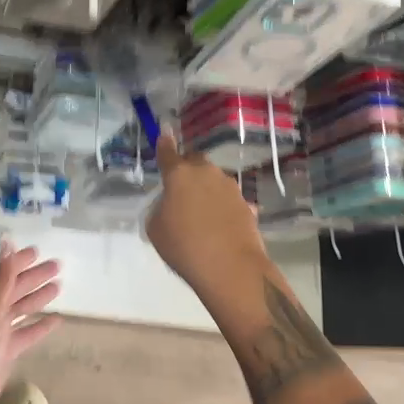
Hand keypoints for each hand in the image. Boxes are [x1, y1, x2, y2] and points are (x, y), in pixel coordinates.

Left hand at [0, 241, 62, 403]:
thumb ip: (2, 277)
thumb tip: (7, 242)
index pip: (2, 273)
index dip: (17, 261)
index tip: (37, 251)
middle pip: (14, 288)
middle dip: (34, 276)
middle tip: (57, 265)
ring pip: (22, 308)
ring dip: (38, 297)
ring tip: (59, 286)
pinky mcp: (7, 350)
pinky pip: (27, 332)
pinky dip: (41, 325)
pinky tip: (57, 319)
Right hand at [149, 136, 269, 293]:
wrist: (231, 268)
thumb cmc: (184, 247)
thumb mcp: (156, 229)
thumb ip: (161, 208)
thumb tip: (172, 204)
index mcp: (179, 175)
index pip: (168, 152)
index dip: (164, 144)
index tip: (164, 134)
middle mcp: (207, 173)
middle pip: (195, 162)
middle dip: (188, 170)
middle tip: (182, 191)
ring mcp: (231, 188)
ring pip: (214, 181)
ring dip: (207, 191)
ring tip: (202, 216)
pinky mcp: (247, 204)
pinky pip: (229, 201)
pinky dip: (223, 209)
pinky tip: (220, 229)